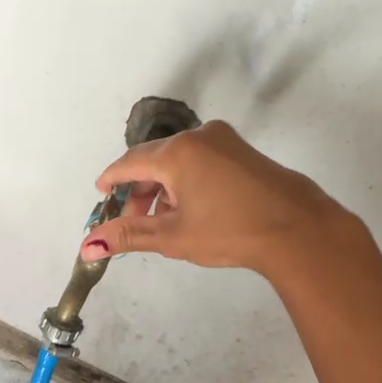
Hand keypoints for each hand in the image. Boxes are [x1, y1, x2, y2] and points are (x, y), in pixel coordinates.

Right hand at [79, 120, 358, 282]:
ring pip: (176, 161)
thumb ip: (127, 235)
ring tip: (158, 224)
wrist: (293, 228)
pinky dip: (182, 184)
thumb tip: (88, 245)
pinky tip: (185, 212)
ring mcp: (222, 141)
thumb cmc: (227, 231)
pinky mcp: (239, 152)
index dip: (111, 180)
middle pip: (153, 160)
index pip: (130, 162)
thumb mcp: (171, 237)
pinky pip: (197, 161)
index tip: (100, 196)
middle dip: (137, 191)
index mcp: (177, 153)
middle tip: (128, 223)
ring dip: (160, 190)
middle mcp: (198, 137)